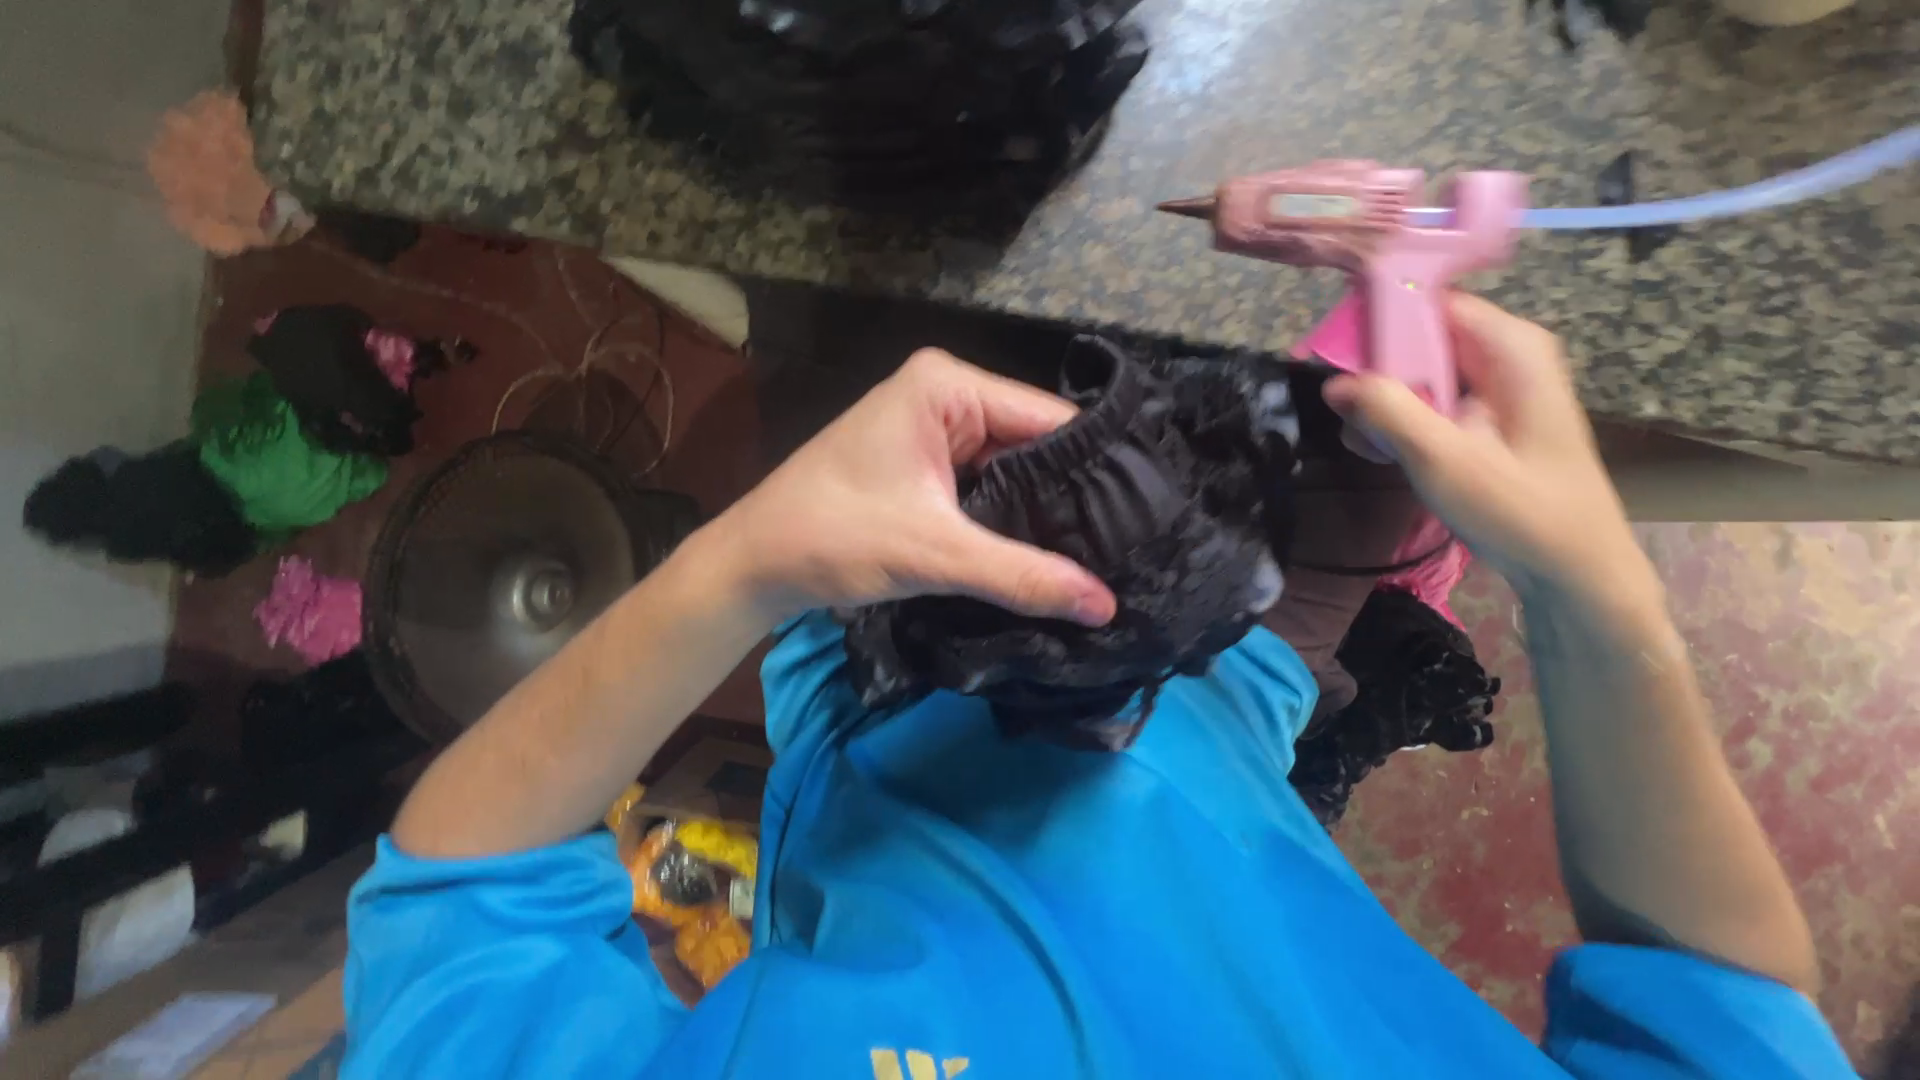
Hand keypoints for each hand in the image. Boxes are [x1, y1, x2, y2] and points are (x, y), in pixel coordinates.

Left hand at [708, 349, 1118, 625]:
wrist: (755, 564)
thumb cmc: (833, 537)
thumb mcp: (934, 552)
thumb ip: (1021, 575)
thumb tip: (1106, 605)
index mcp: (948, 386)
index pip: (1050, 418)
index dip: (1098, 467)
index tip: (1147, 516)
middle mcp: (947, 396)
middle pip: (1035, 444)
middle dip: (1074, 495)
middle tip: (1133, 546)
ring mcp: (936, 431)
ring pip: (1013, 470)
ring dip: (1045, 512)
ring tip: (1108, 556)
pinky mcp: (927, 466)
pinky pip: (988, 488)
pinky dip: (1012, 520)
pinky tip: (1052, 555)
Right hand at [1323, 294, 1657, 608]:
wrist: (1572, 567)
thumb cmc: (1520, 510)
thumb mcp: (1445, 460)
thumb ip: (1388, 412)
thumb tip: (1333, 382)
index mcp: (1510, 347)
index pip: (1428, 300)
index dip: (1377, 318)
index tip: (1333, 355)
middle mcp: (1503, 354)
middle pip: (1417, 336)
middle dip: (1374, 372)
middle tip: (1347, 414)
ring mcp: (1494, 386)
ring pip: (1415, 371)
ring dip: (1381, 403)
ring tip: (1367, 444)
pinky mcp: (1483, 416)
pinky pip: (1427, 399)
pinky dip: (1399, 421)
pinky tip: (1385, 453)